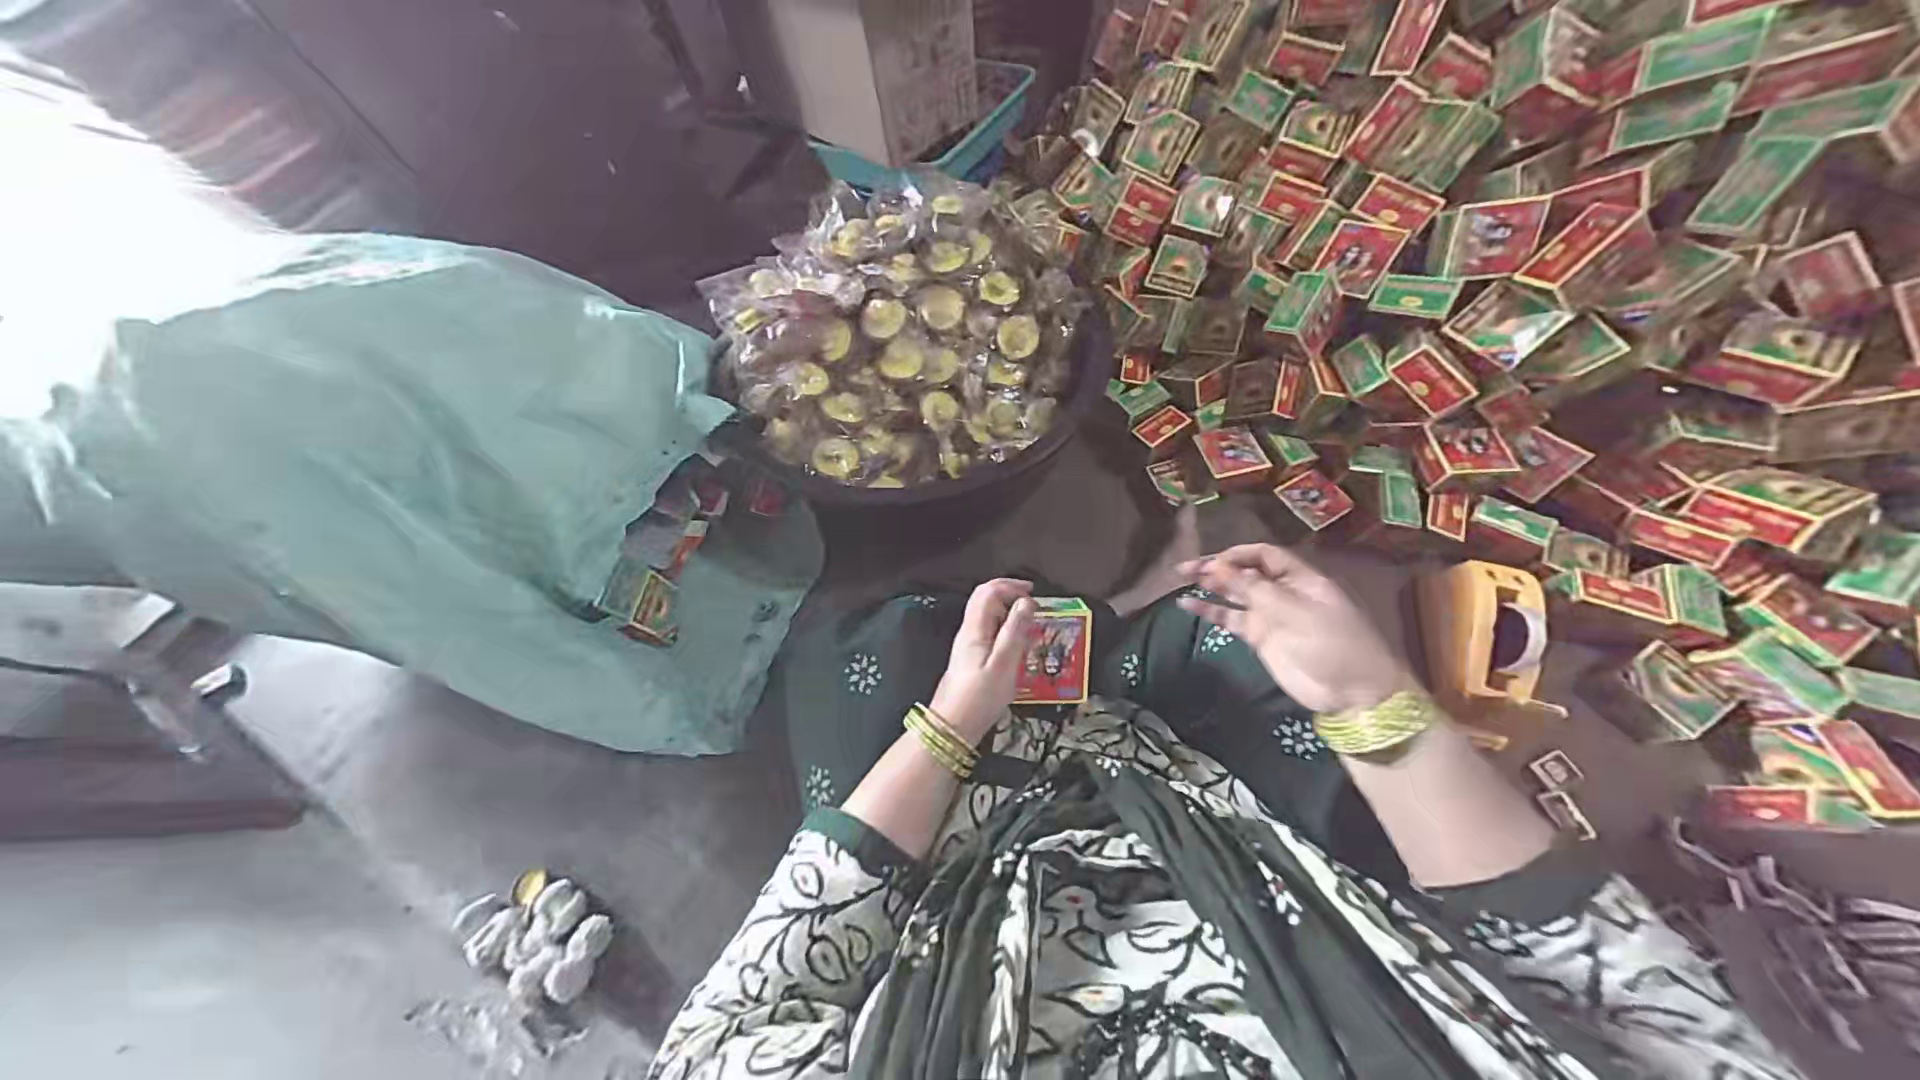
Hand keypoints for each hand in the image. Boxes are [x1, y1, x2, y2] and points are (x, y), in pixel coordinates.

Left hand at [930, 579, 1035, 739]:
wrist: (953, 726)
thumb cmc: (979, 698)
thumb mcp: (1004, 664)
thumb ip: (1015, 631)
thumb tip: (1026, 603)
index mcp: (975, 629)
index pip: (989, 592)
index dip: (1010, 586)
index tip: (1032, 593)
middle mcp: (968, 632)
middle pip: (984, 598)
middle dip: (1008, 592)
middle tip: (1030, 598)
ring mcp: (967, 644)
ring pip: (985, 614)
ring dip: (1006, 608)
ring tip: (1028, 618)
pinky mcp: (970, 657)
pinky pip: (987, 630)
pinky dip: (1003, 625)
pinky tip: (1015, 639)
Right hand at [1178, 545, 1416, 713]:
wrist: (1352, 693)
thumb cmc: (1335, 645)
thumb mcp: (1299, 612)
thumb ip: (1257, 590)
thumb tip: (1222, 569)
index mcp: (1301, 578)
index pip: (1264, 555)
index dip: (1237, 554)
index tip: (1213, 562)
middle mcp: (1283, 591)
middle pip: (1245, 571)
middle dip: (1216, 567)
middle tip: (1186, 567)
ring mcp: (1270, 615)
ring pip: (1234, 593)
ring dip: (1210, 585)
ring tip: (1182, 579)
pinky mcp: (1260, 637)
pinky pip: (1230, 618)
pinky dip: (1210, 611)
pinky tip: (1187, 605)